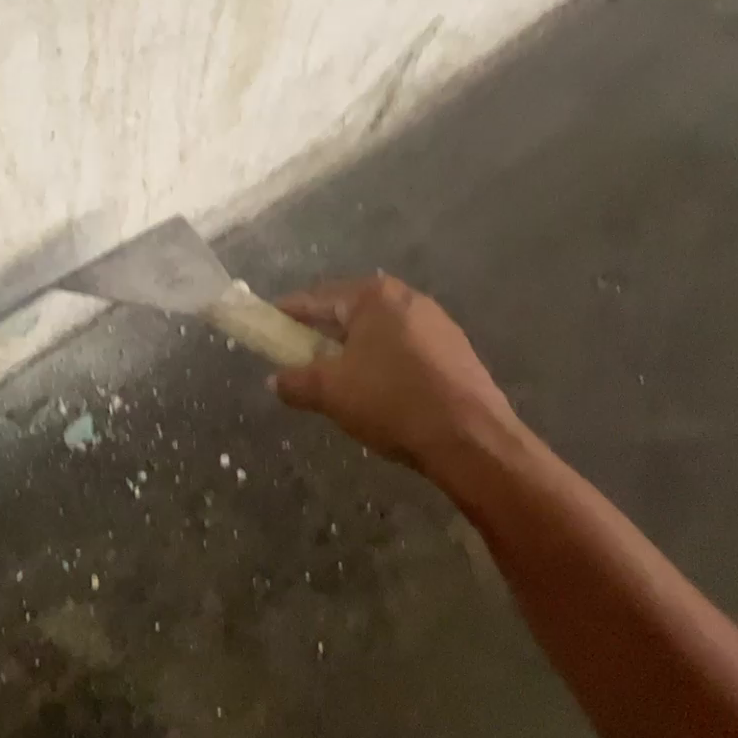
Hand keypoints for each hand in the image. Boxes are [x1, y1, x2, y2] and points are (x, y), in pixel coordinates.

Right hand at [271, 275, 516, 467]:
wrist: (472, 441)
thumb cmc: (392, 401)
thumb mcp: (329, 392)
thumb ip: (294, 381)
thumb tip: (274, 381)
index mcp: (374, 296)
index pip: (315, 298)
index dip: (286, 314)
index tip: (265, 328)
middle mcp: (407, 299)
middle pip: (348, 313)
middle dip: (319, 335)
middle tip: (295, 358)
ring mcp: (436, 324)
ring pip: (377, 333)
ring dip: (351, 352)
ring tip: (333, 380)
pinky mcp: (454, 352)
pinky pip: (402, 350)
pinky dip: (380, 364)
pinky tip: (374, 392)